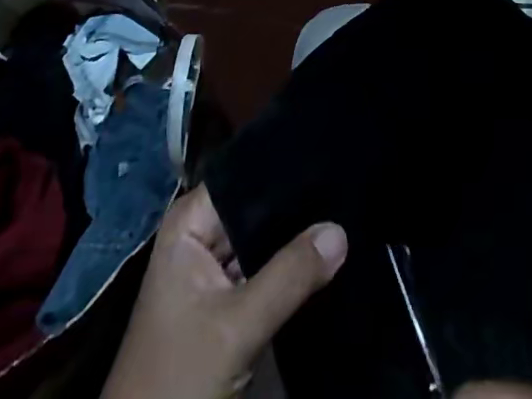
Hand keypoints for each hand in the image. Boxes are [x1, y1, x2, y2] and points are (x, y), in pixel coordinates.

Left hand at [102, 184, 346, 398]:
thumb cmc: (177, 376)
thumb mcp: (236, 326)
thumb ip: (289, 276)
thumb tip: (341, 229)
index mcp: (189, 224)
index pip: (246, 175)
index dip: (288, 166)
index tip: (334, 156)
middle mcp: (202, 236)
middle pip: (260, 204)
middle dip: (302, 202)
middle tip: (354, 187)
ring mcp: (218, 268)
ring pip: (269, 236)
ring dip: (302, 234)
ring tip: (352, 212)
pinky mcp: (234, 298)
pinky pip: (273, 265)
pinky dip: (297, 263)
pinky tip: (333, 252)